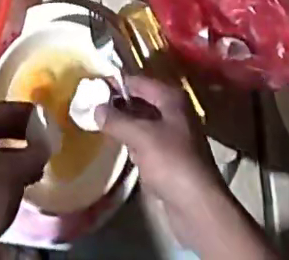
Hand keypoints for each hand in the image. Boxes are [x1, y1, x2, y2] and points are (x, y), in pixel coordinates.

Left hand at [0, 102, 48, 259]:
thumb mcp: (18, 171)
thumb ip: (35, 152)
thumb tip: (45, 144)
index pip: (4, 108)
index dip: (27, 112)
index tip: (44, 118)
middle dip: (21, 132)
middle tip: (41, 139)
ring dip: (13, 151)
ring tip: (33, 163)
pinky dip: (1, 164)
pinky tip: (16, 179)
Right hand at [96, 74, 275, 259]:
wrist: (197, 205)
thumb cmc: (170, 162)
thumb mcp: (141, 137)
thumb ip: (117, 121)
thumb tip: (96, 107)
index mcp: (171, 98)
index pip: (139, 82)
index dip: (117, 84)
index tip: (93, 87)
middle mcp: (174, 112)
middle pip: (142, 101)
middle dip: (119, 104)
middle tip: (92, 106)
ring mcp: (174, 135)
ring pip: (144, 122)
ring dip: (125, 123)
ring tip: (100, 124)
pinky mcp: (171, 157)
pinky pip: (147, 141)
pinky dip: (134, 142)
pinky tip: (120, 146)